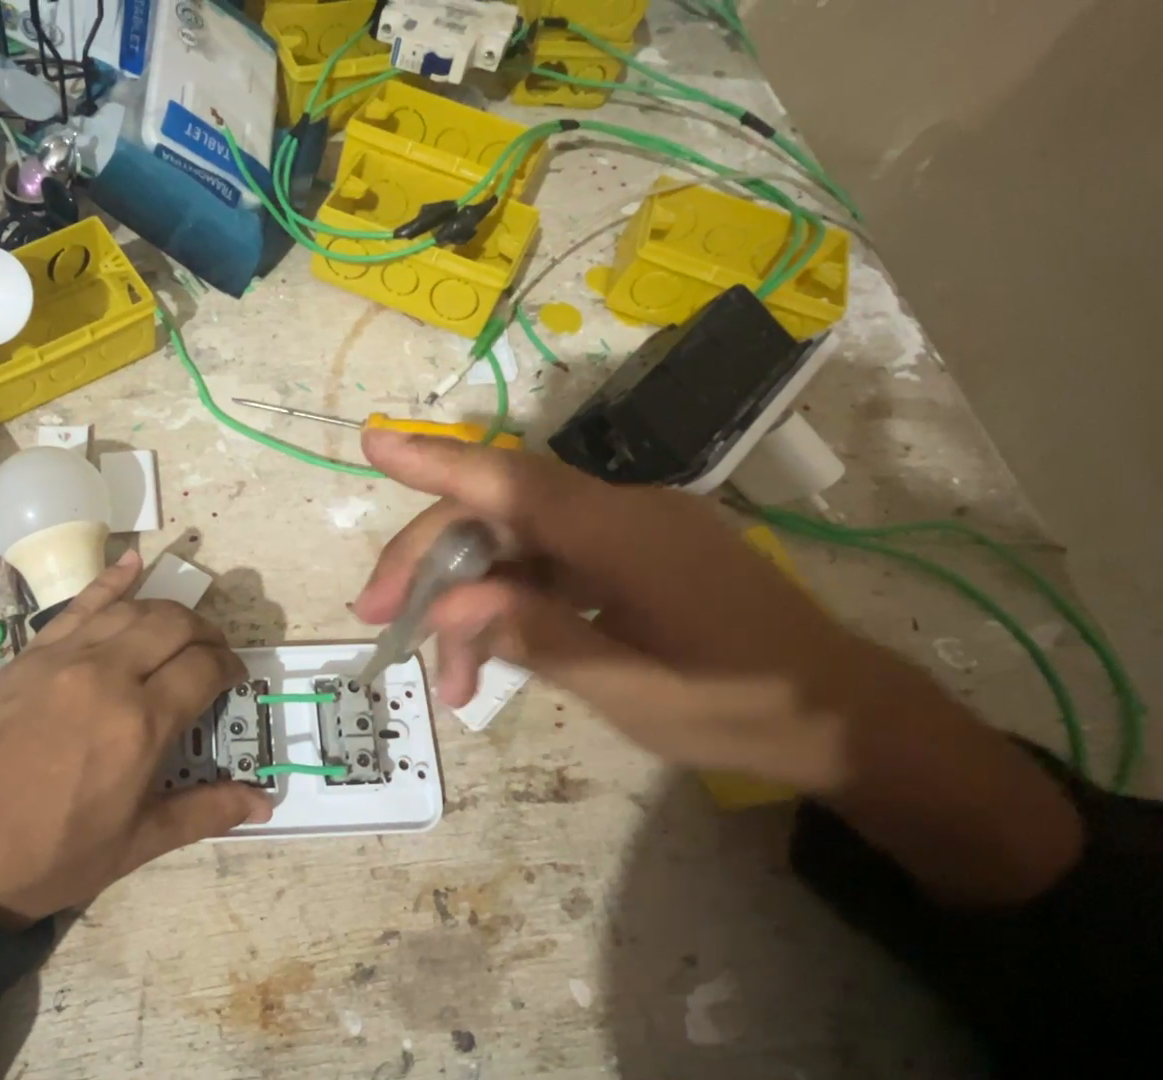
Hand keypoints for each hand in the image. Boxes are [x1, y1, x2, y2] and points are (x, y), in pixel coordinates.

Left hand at [0, 551, 272, 928]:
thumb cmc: (53, 855)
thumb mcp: (136, 844)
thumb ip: (204, 811)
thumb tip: (265, 801)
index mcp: (139, 724)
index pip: (203, 668)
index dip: (229, 668)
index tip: (234, 680)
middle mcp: (106, 675)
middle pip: (174, 625)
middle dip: (206, 634)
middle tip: (214, 655)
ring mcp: (64, 657)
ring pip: (131, 609)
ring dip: (167, 612)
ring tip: (182, 630)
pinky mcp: (31, 654)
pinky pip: (79, 604)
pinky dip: (110, 580)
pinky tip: (132, 562)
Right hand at [356, 431, 1081, 903]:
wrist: (845, 719)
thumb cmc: (738, 706)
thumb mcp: (627, 685)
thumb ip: (533, 635)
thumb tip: (446, 605)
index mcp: (625, 533)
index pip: (512, 483)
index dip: (437, 462)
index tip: (373, 441)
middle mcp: (621, 514)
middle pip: (499, 515)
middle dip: (431, 562)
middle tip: (377, 619)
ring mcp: (628, 533)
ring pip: (518, 547)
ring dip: (471, 602)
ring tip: (452, 682)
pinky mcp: (633, 558)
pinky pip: (552, 567)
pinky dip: (512, 606)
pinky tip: (493, 658)